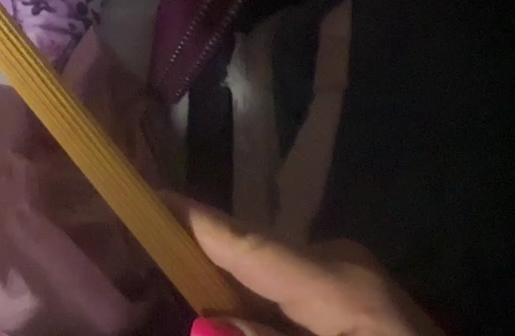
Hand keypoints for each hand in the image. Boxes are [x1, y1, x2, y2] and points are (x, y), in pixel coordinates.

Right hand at [175, 199, 443, 335]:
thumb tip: (206, 319)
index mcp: (339, 286)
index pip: (246, 242)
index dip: (193, 219)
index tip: (145, 193)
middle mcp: (347, 268)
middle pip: (256, 259)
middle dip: (214, 271)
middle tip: (174, 277)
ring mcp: (361, 282)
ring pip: (278, 280)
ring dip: (246, 297)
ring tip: (221, 314)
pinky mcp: (368, 301)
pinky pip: (302, 296)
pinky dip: (275, 311)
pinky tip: (258, 321)